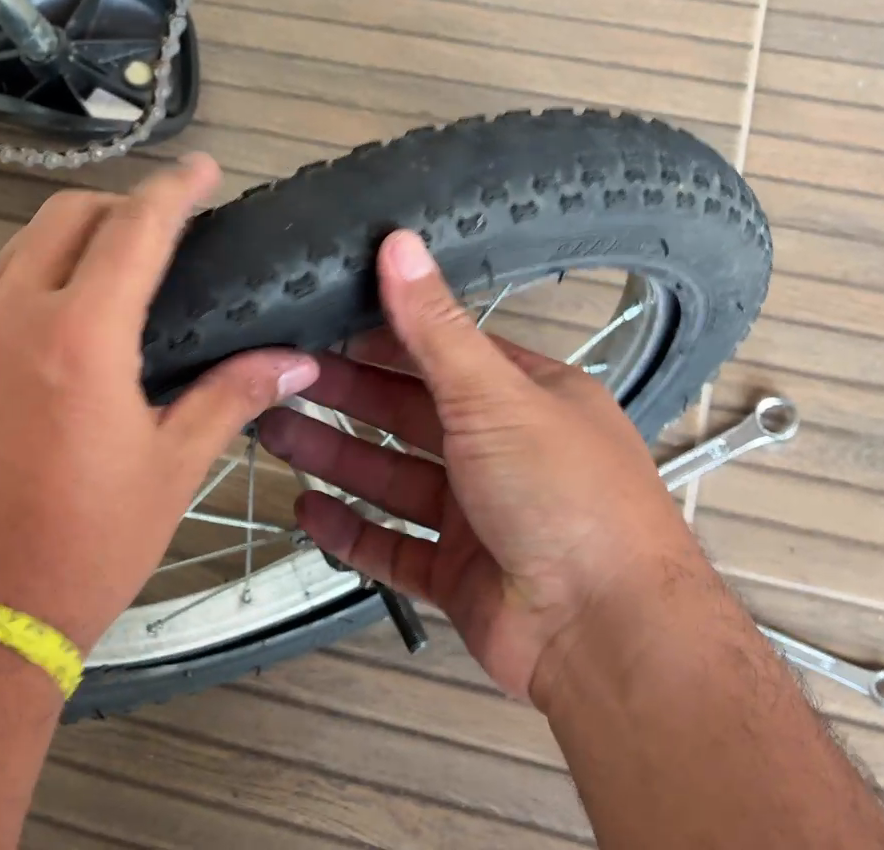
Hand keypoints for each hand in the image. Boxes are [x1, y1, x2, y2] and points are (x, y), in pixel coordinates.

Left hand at [0, 156, 319, 652]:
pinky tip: (48, 311)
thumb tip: (294, 362)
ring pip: (20, 244)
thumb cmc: (87, 544)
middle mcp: (15, 315)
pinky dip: (23, 275)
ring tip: (114, 261)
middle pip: (70, 215)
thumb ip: (232, 396)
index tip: (203, 168)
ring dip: (71, 234)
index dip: (174, 188)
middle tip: (166, 226)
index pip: (135, 228)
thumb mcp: (172, 467)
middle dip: (123, 204)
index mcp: (81, 334)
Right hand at [257, 230, 694, 699]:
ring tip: (276, 434)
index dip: (382, 338)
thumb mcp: (495, 397)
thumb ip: (436, 328)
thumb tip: (401, 244)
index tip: (324, 324)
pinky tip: (309, 510)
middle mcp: (504, 453)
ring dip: (337, 456)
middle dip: (345, 396)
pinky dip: (351, 529)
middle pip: (408, 415)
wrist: (607, 637)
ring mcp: (480, 516)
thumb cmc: (571, 503)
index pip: (442, 354)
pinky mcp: (459, 573)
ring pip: (393, 478)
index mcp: (527, 400)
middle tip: (283, 377)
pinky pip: (392, 544)